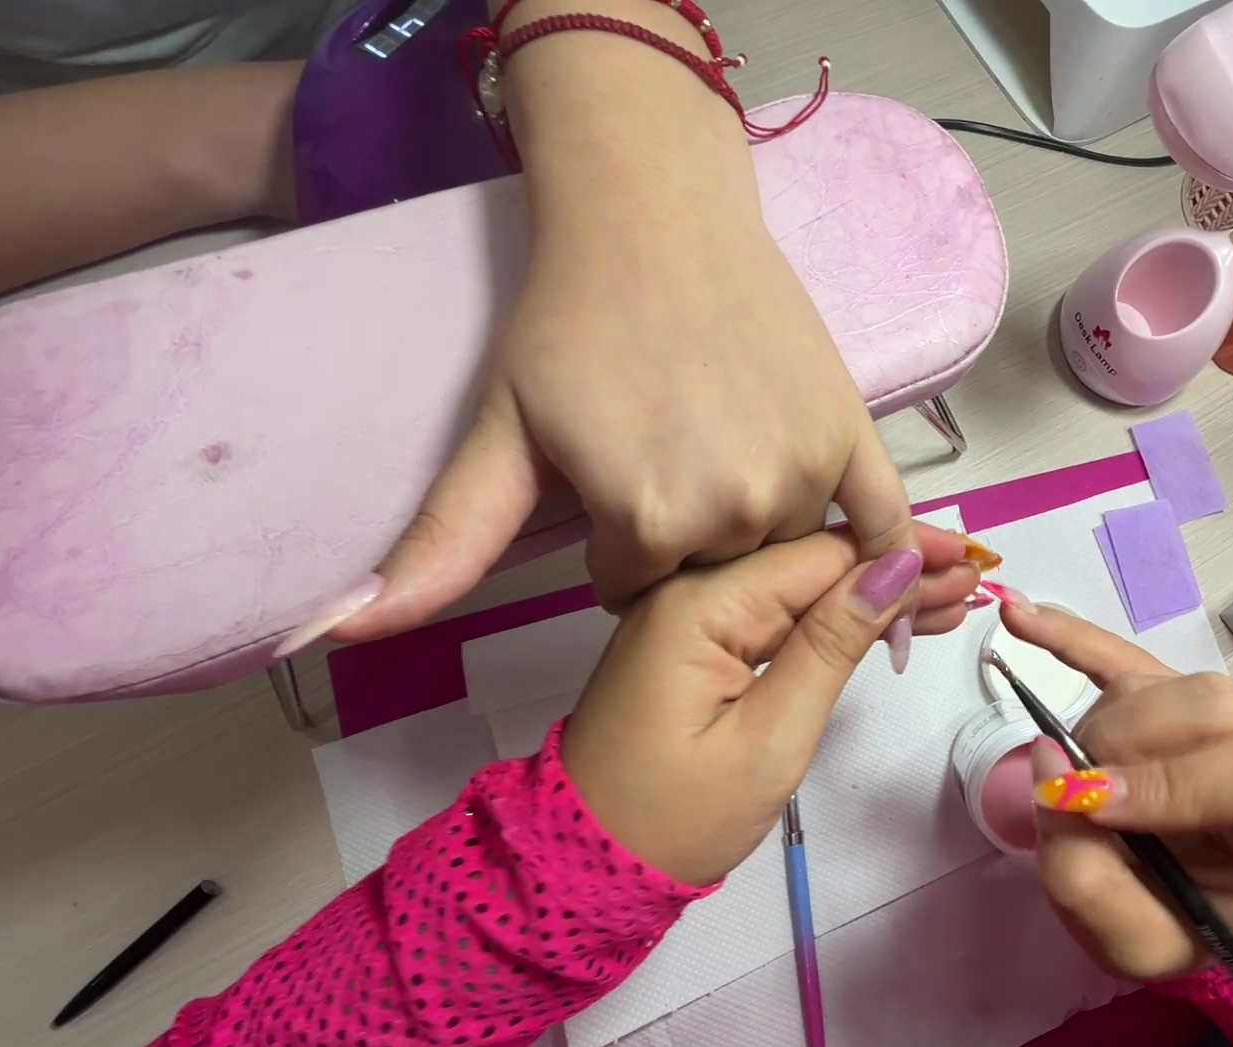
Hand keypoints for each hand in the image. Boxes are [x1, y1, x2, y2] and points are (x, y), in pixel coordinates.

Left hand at [327, 2, 914, 649]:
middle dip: (688, 542)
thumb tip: (338, 643)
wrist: (657, 217)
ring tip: (729, 458)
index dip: (621, 553)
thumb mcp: (499, 431)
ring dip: (758, 527)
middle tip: (674, 466)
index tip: (620, 499)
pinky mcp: (851, 437)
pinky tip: (894, 579)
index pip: (637, 590)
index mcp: (649, 518)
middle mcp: (737, 509)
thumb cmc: (573, 319)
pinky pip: (885, 521)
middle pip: (712, 574)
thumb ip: (445, 545)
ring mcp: (805, 472)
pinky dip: (887, 555)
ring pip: (781, 547)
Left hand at [559, 523, 981, 884]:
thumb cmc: (678, 816)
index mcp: (704, 602)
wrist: (588, 864)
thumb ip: (832, 643)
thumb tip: (894, 567)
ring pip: (810, 588)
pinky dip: (843, 622)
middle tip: (973, 577)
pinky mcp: (709, 640)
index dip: (900, 554)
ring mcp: (702, 613)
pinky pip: (787, 617)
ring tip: (953, 600)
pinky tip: (898, 622)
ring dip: (881, 595)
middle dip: (900, 570)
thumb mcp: (770, 735)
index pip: (822, 555)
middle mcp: (700, 588)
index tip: (967, 563)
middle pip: (819, 563)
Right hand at [997, 600, 1232, 980]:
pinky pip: (1112, 651)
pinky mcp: (1161, 685)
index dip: (1168, 783)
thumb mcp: (1140, 946)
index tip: (1093, 805)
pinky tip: (1018, 616)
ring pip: (1152, 683)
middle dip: (1119, 749)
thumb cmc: (1177, 920)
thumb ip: (1089, 883)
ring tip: (1074, 779)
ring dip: (1096, 728)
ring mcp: (1215, 705)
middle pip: (1203, 706)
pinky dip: (1063, 635)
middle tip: (1072, 795)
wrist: (1183, 894)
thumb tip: (1052, 767)